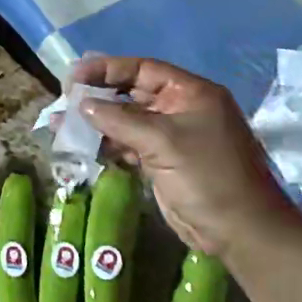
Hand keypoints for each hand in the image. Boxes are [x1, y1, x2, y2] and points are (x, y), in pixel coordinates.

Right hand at [71, 56, 296, 258]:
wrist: (239, 232)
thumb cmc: (207, 177)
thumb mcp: (161, 142)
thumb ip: (118, 119)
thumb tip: (81, 104)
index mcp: (191, 94)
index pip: (142, 69)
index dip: (106, 69)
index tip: (73, 77)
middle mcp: (180, 110)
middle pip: (130, 92)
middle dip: (96, 95)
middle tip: (63, 100)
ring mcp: (171, 137)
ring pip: (124, 120)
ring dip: (94, 121)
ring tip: (61, 124)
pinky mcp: (161, 161)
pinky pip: (126, 143)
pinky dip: (104, 143)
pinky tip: (79, 144)